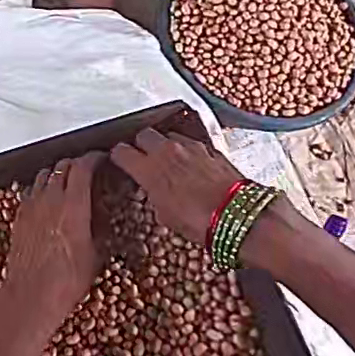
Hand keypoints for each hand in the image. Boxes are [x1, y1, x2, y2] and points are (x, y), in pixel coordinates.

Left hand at [0, 154, 103, 355]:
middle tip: (89, 170)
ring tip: (70, 183)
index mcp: (73, 204)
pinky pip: (32, 191)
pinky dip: (43, 189)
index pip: (83, 166)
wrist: (31, 295)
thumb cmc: (66, 280)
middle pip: (63, 166)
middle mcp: (50, 199)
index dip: (94, 158)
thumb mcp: (96, 254)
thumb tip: (101, 214)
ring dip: (59, 174)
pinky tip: (50, 201)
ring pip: (45, 175)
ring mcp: (31, 206)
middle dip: (78, 164)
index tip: (102, 158)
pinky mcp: (20, 217)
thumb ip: (99, 227)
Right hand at [108, 129, 256, 245]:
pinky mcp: (210, 149)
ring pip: (170, 136)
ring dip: (166, 145)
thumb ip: (154, 195)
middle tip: (143, 157)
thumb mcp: (165, 215)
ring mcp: (191, 147)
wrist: (235, 215)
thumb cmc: (200, 221)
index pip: (122, 151)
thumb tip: (155, 191)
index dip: (118, 156)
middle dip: (141, 144)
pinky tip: (191, 165)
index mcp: (150, 169)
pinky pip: (192, 143)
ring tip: (169, 162)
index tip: (120, 159)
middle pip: (145, 134)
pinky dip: (188, 151)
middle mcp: (168, 152)